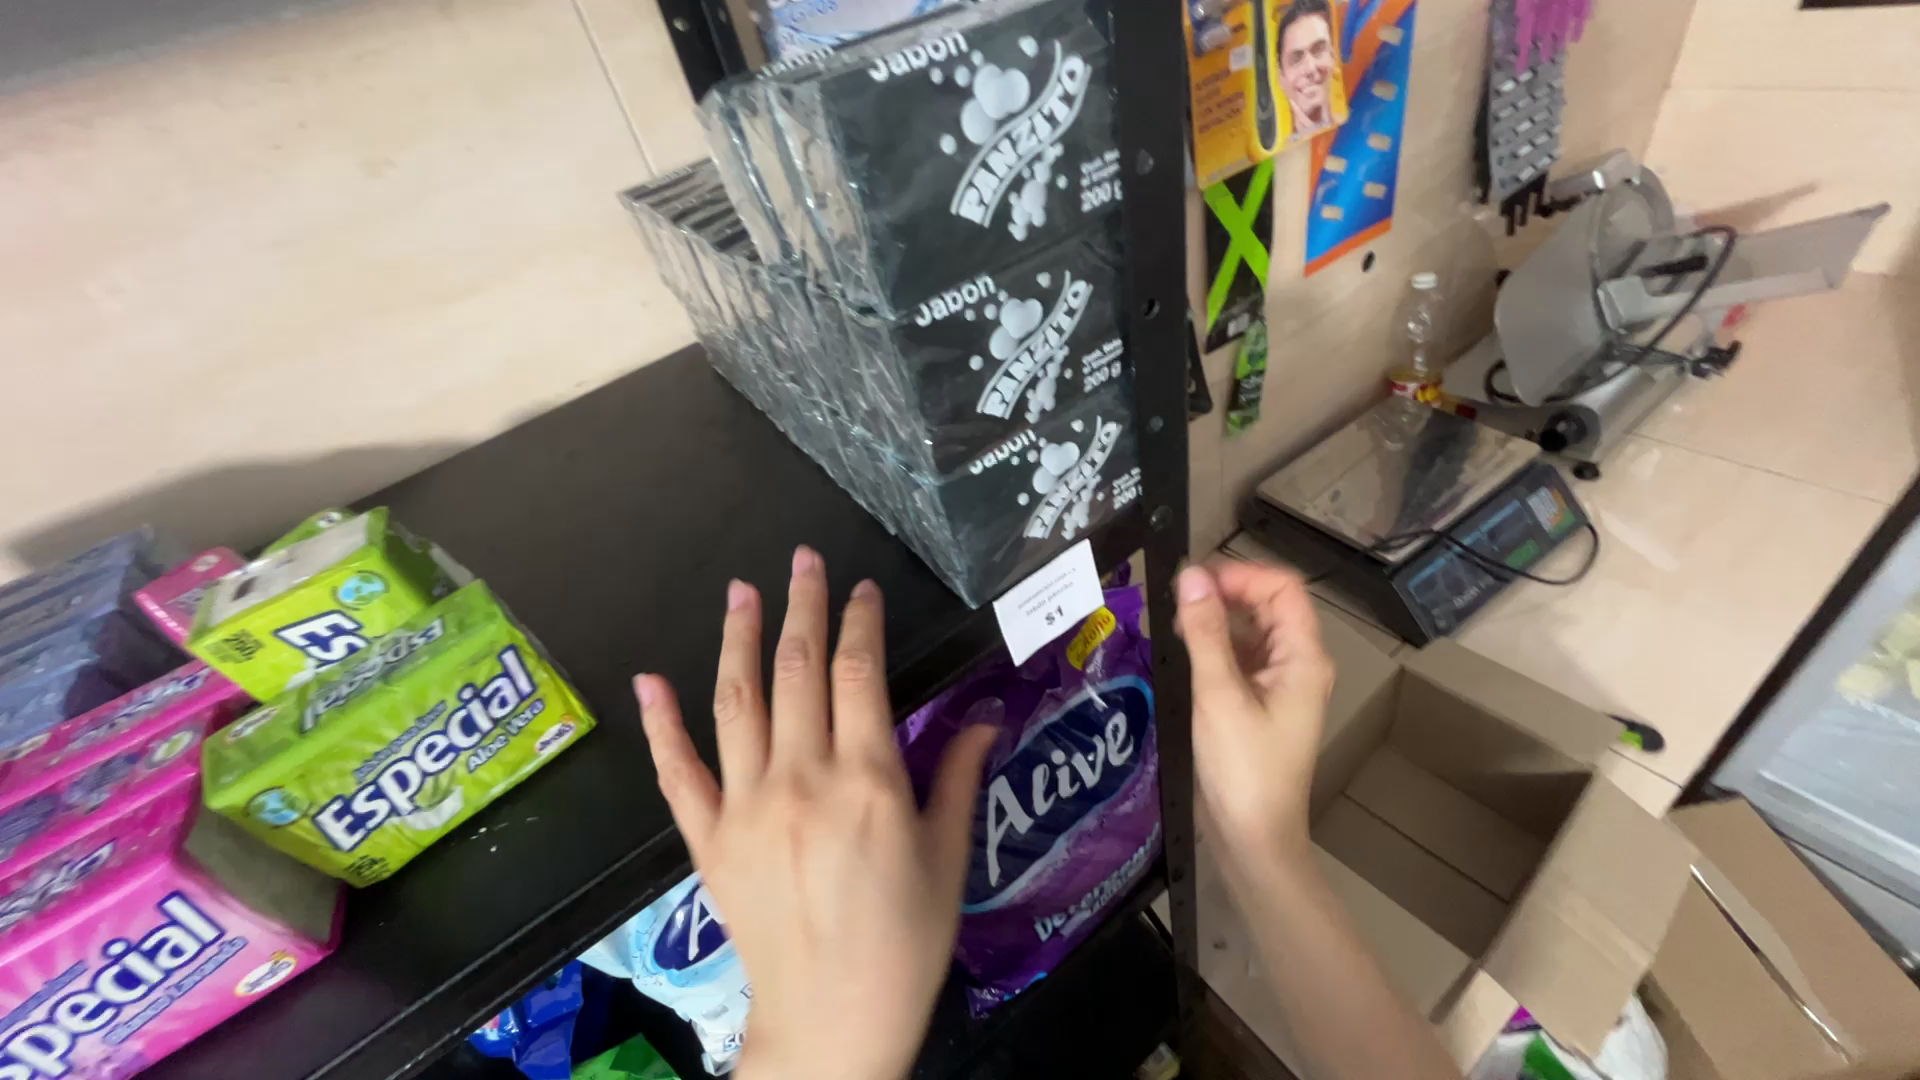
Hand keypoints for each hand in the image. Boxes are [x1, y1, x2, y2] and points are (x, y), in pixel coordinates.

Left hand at [635, 547, 996, 1079]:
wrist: (832, 1022)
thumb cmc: (906, 937)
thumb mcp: (948, 853)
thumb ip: (959, 773)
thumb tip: (985, 713)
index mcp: (868, 779)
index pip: (859, 673)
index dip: (860, 621)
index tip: (862, 590)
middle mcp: (802, 778)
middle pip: (798, 669)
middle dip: (803, 605)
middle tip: (803, 559)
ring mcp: (746, 806)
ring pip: (736, 702)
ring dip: (738, 639)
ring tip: (741, 591)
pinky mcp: (708, 840)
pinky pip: (678, 774)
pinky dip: (661, 725)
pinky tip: (650, 681)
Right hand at [1174, 561, 1333, 869]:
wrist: (1252, 836)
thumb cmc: (1243, 767)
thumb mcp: (1219, 694)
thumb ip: (1205, 631)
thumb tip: (1191, 576)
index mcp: (1303, 657)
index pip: (1282, 588)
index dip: (1240, 575)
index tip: (1195, 581)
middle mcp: (1297, 664)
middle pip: (1266, 606)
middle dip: (1224, 594)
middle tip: (1176, 601)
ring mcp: (1278, 683)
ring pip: (1250, 630)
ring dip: (1215, 619)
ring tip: (1174, 625)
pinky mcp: (1257, 701)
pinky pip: (1238, 657)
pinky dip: (1212, 646)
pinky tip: (1182, 651)